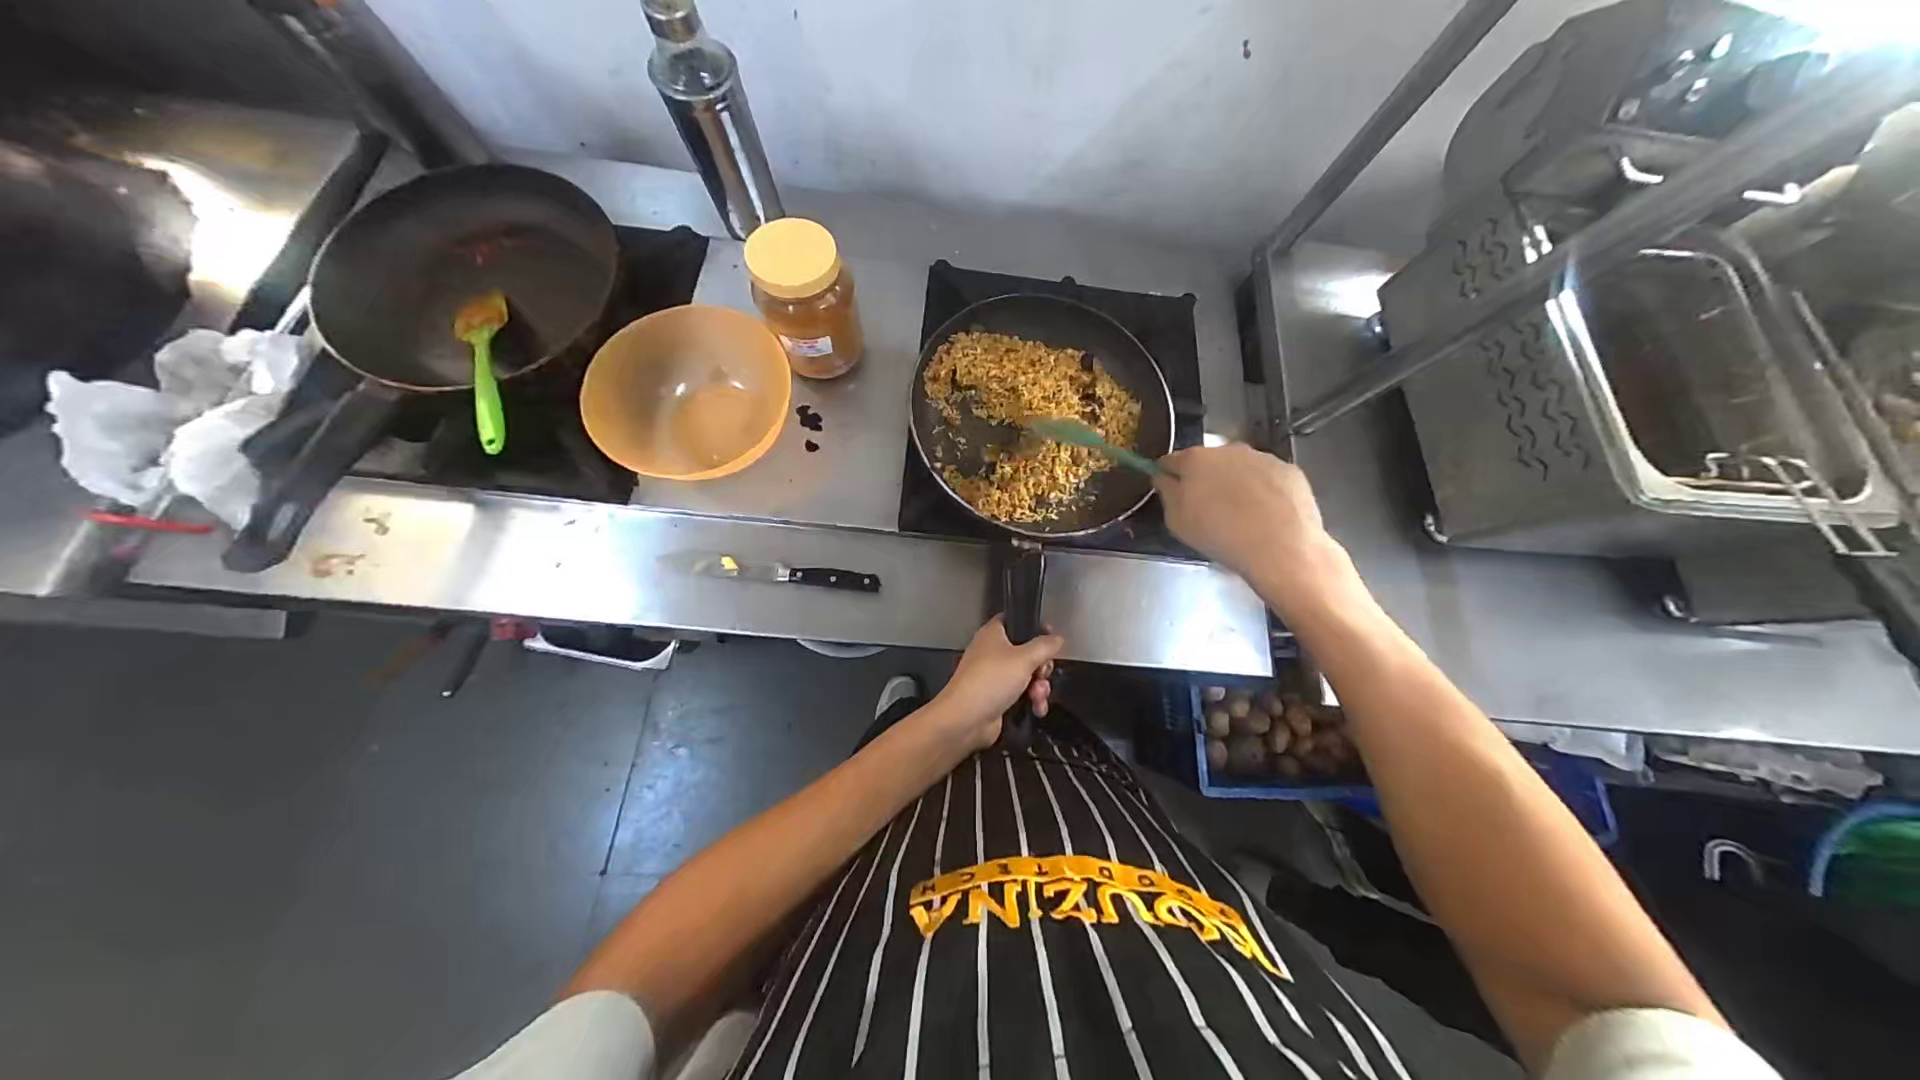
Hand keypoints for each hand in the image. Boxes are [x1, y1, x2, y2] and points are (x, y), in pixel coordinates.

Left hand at [930, 616, 1063, 749]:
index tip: (1051, 638)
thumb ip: (1045, 646)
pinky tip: (1035, 708)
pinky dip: (1032, 701)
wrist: (966, 719)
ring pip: (1028, 675)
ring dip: (1039, 687)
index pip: (1018, 621)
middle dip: (1042, 666)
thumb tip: (1057, 639)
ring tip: (1037, 695)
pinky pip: (1022, 694)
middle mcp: (993, 652)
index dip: (1036, 628)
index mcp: (993, 634)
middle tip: (1041, 673)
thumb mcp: (1024, 658)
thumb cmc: (988, 682)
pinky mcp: (998, 696)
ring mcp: (995, 675)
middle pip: (1028, 651)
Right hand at [1154, 444, 1352, 609]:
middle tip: (1207, 510)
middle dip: (1204, 480)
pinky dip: (1264, 491)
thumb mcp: (1177, 521)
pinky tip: (1265, 516)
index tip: (1170, 491)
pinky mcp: (1290, 471)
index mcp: (1195, 460)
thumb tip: (1164, 479)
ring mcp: (1262, 458)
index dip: (1167, 475)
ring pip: (1240, 467)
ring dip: (1235, 484)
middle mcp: (1229, 450)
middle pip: (1208, 461)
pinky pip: (1268, 478)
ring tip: (1240, 517)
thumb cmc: (1220, 535)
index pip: (1170, 460)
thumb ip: (1166, 493)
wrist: (1281, 548)